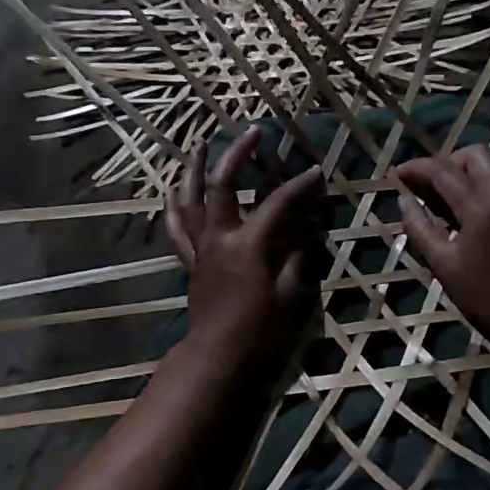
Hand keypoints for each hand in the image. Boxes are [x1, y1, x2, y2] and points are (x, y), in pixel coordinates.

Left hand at [165, 127, 324, 383]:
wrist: (218, 357)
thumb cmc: (259, 330)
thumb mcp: (290, 295)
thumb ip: (299, 256)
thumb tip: (311, 228)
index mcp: (247, 245)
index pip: (277, 205)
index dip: (299, 187)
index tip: (316, 171)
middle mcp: (218, 238)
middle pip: (222, 185)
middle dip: (237, 155)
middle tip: (252, 132)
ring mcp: (200, 247)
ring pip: (189, 199)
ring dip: (193, 168)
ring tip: (198, 142)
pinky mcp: (190, 261)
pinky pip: (176, 227)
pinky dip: (173, 205)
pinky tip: (172, 188)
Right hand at [393, 145, 489, 352]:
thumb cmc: (484, 296)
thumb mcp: (443, 265)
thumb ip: (420, 228)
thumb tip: (404, 200)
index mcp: (481, 208)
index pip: (445, 172)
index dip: (418, 168)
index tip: (398, 174)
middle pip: (476, 154)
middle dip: (447, 161)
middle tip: (428, 184)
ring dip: (470, 167)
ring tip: (450, 190)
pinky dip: (487, 178)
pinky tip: (473, 200)